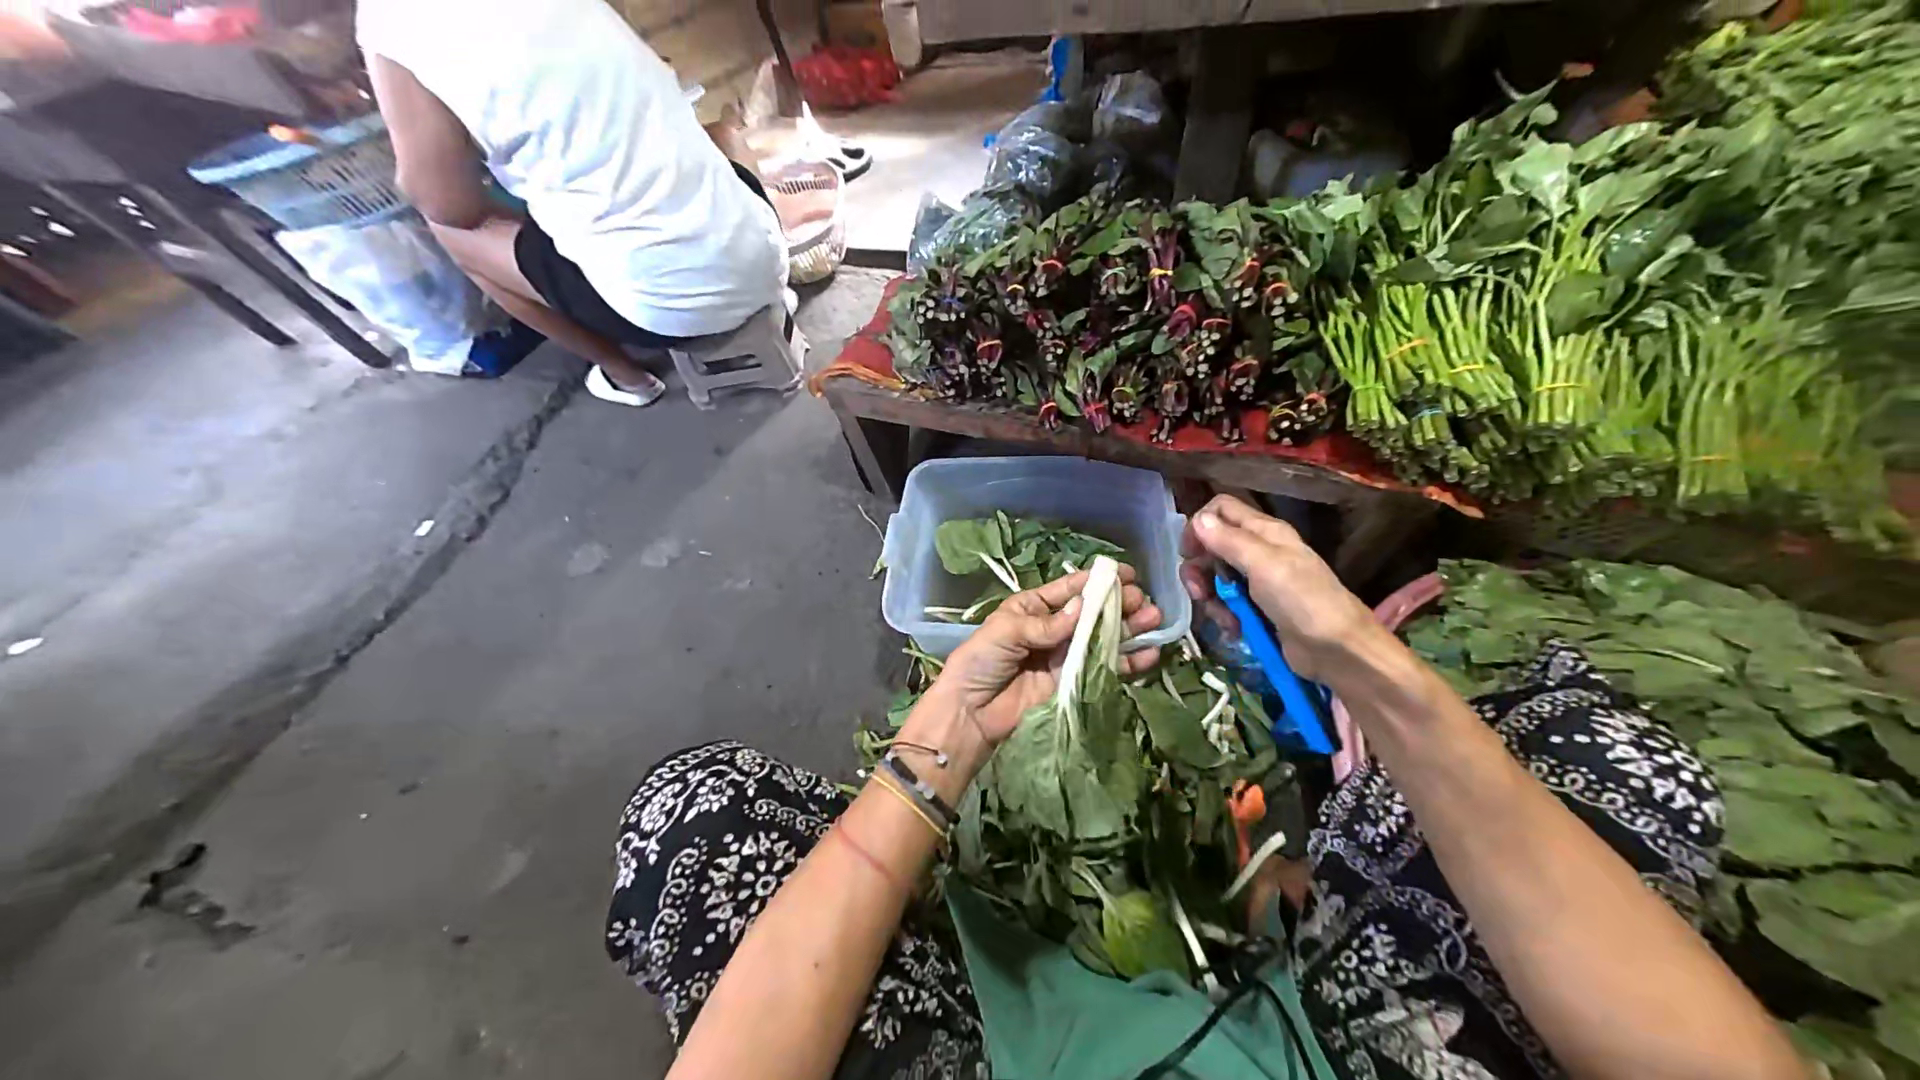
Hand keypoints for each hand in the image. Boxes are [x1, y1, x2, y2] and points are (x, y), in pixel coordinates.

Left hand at [919, 566, 1161, 750]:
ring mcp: (1065, 656)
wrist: (970, 713)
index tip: (1125, 573)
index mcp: (1033, 608)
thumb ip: (1045, 623)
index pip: (1069, 589)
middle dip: (1119, 604)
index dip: (1096, 581)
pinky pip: (1104, 668)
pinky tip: (1150, 654)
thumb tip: (1082, 607)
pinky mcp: (1074, 682)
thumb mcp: (1006, 632)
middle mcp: (1053, 629)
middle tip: (1142, 599)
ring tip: (1154, 619)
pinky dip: (1128, 662)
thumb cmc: (980, 662)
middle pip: (1093, 613)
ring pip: (1104, 638)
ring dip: (1130, 629)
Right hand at [1179, 495, 1378, 680]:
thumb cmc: (1304, 601)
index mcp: (1264, 532)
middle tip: (1199, 592)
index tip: (1189, 552)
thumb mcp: (1265, 565)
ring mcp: (1257, 581)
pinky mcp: (1256, 608)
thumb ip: (1230, 541)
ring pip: (1215, 577)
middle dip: (1199, 568)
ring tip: (1224, 617)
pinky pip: (1226, 603)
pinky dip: (1224, 614)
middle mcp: (1259, 551)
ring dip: (1210, 597)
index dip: (1199, 525)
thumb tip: (1198, 518)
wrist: (1338, 651)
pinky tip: (1234, 628)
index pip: (1221, 508)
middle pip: (1211, 546)